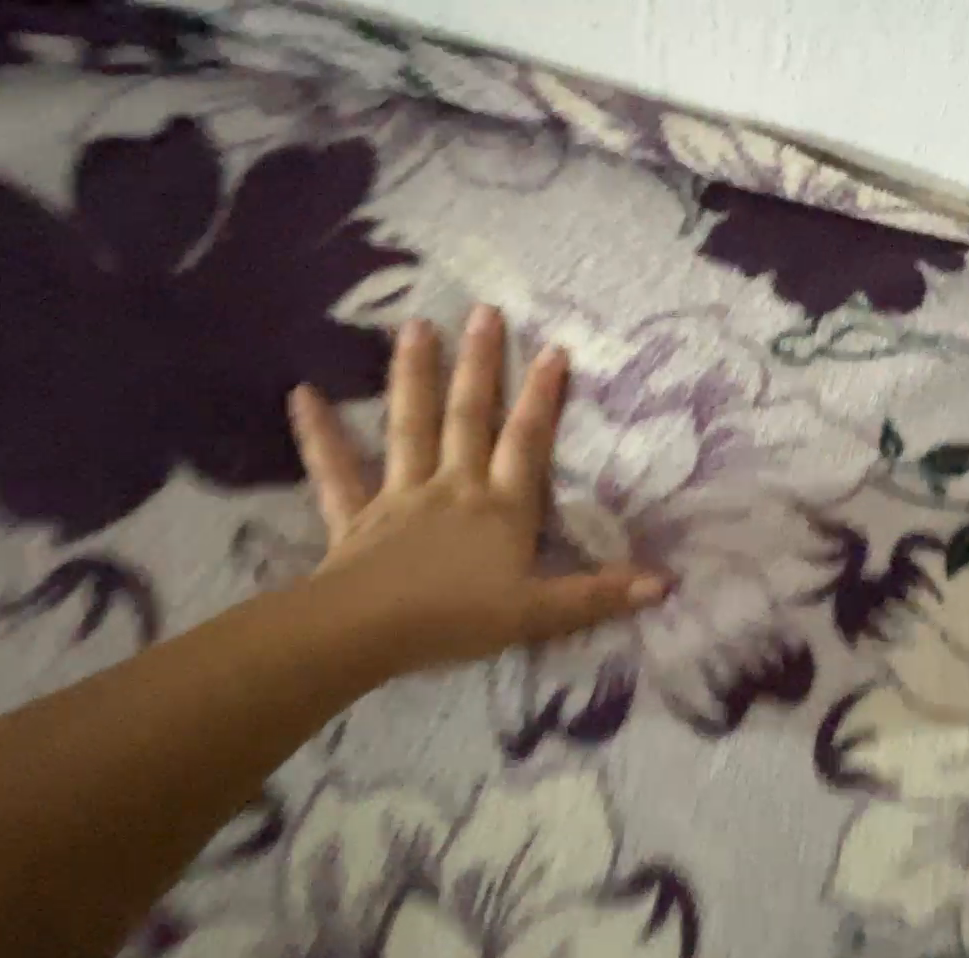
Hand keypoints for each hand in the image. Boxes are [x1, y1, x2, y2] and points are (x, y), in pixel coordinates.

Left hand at [287, 304, 667, 672]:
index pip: (527, 442)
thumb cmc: (457, 620)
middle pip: (469, 418)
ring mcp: (401, 497)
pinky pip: (336, 471)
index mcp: (500, 508)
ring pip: (409, 427)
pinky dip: (320, 434)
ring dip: (414, 377)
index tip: (554, 349)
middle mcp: (454, 487)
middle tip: (483, 311)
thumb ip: (600, 595)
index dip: (543, 397)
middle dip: (481, 365)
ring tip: (416, 326)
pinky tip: (302, 393)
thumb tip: (666, 583)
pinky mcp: (355, 517)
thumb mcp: (540, 613)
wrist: (367, 635)